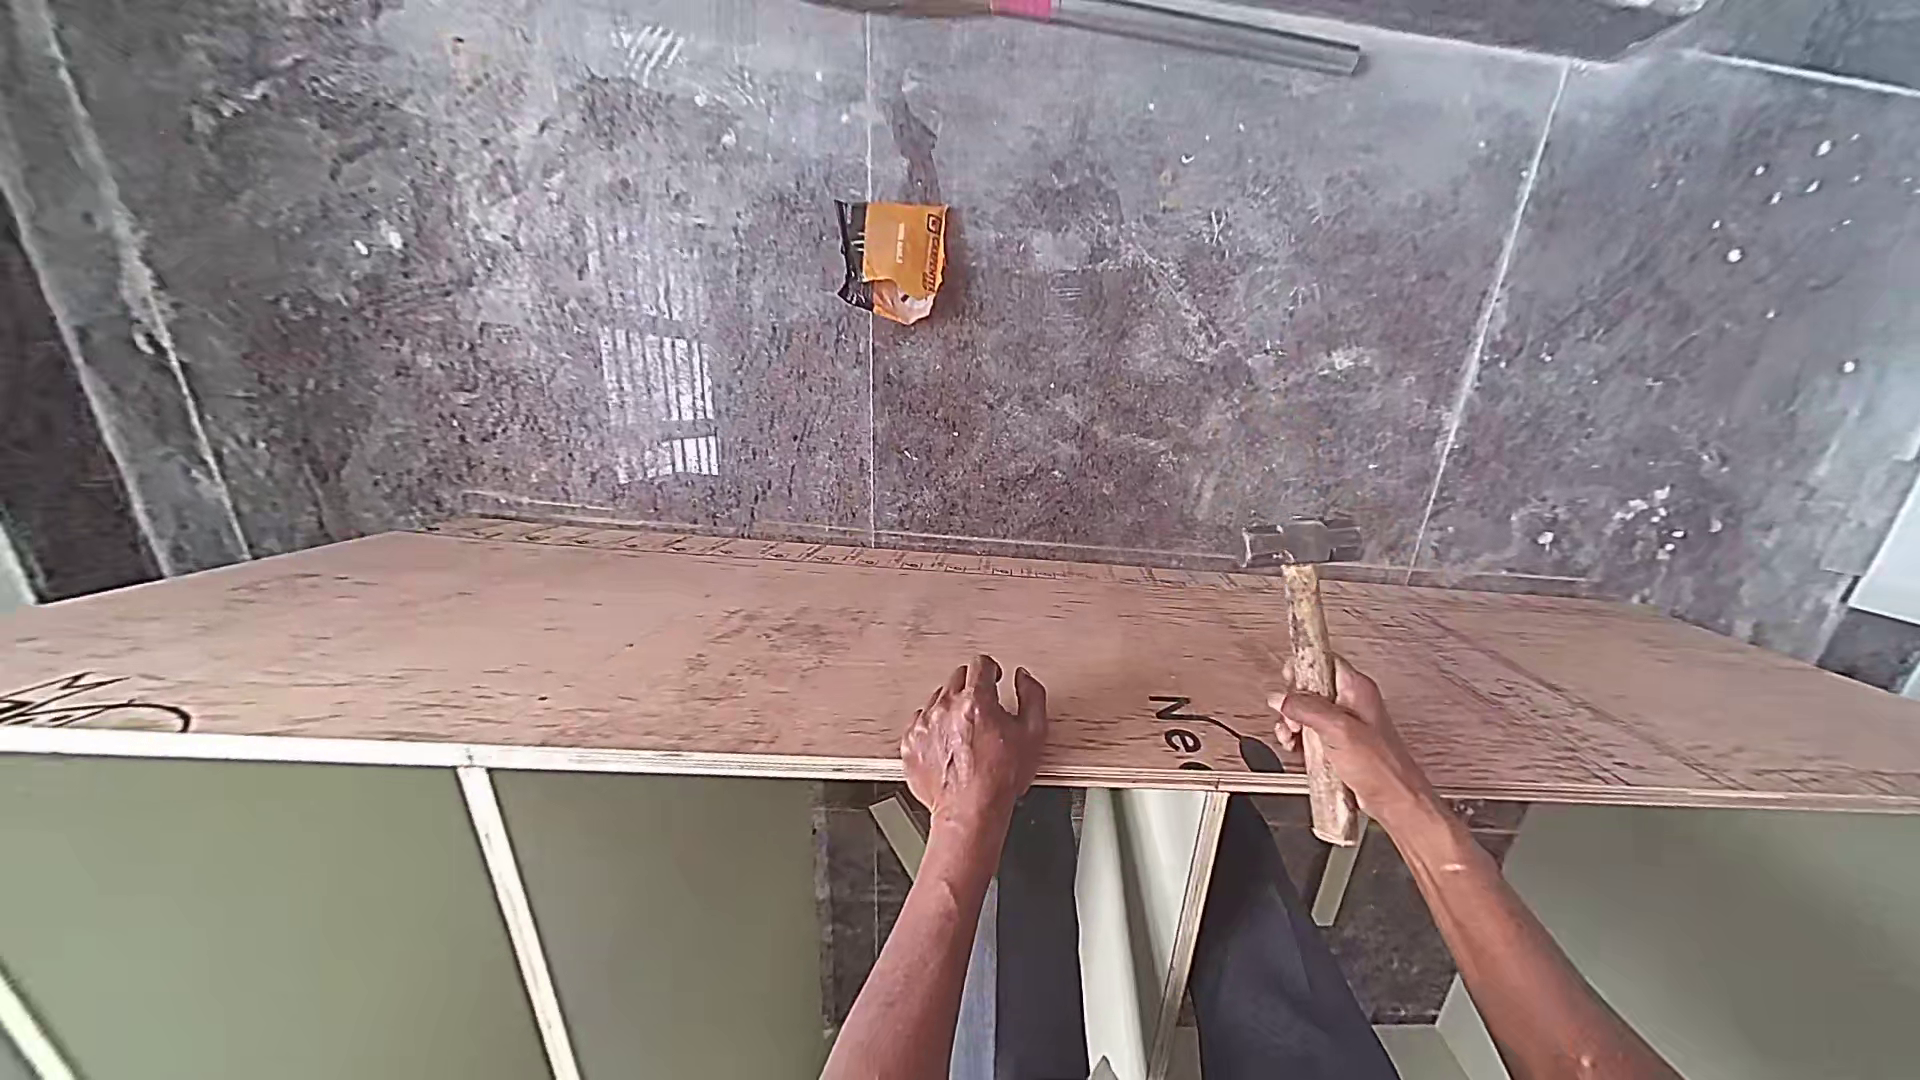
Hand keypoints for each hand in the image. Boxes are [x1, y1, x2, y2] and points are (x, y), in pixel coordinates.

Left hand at [900, 655, 1048, 832]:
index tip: (994, 678)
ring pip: (939, 698)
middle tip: (983, 708)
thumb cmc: (1000, 779)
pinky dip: (934, 728)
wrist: (971, 812)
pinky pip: (921, 721)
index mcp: (976, 701)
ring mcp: (925, 724)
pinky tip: (949, 744)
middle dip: (972, 687)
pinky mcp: (911, 741)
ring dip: (953, 707)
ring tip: (966, 732)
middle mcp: (946, 707)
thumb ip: (1032, 696)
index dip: (991, 669)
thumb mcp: (1033, 734)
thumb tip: (1023, 677)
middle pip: (958, 677)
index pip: (980, 664)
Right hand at [1268, 656, 1443, 833]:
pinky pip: (1307, 729)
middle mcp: (1349, 701)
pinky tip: (1296, 746)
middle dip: (1291, 701)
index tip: (1287, 681)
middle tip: (1292, 716)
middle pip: (1307, 686)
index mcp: (1356, 688)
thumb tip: (1280, 698)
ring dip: (1290, 722)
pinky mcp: (1336, 740)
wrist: (1395, 802)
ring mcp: (1342, 721)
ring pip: (1303, 709)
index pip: (1322, 660)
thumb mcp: (1338, 730)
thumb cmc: (1383, 768)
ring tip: (1293, 735)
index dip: (1301, 667)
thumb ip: (1305, 708)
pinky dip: (1296, 737)